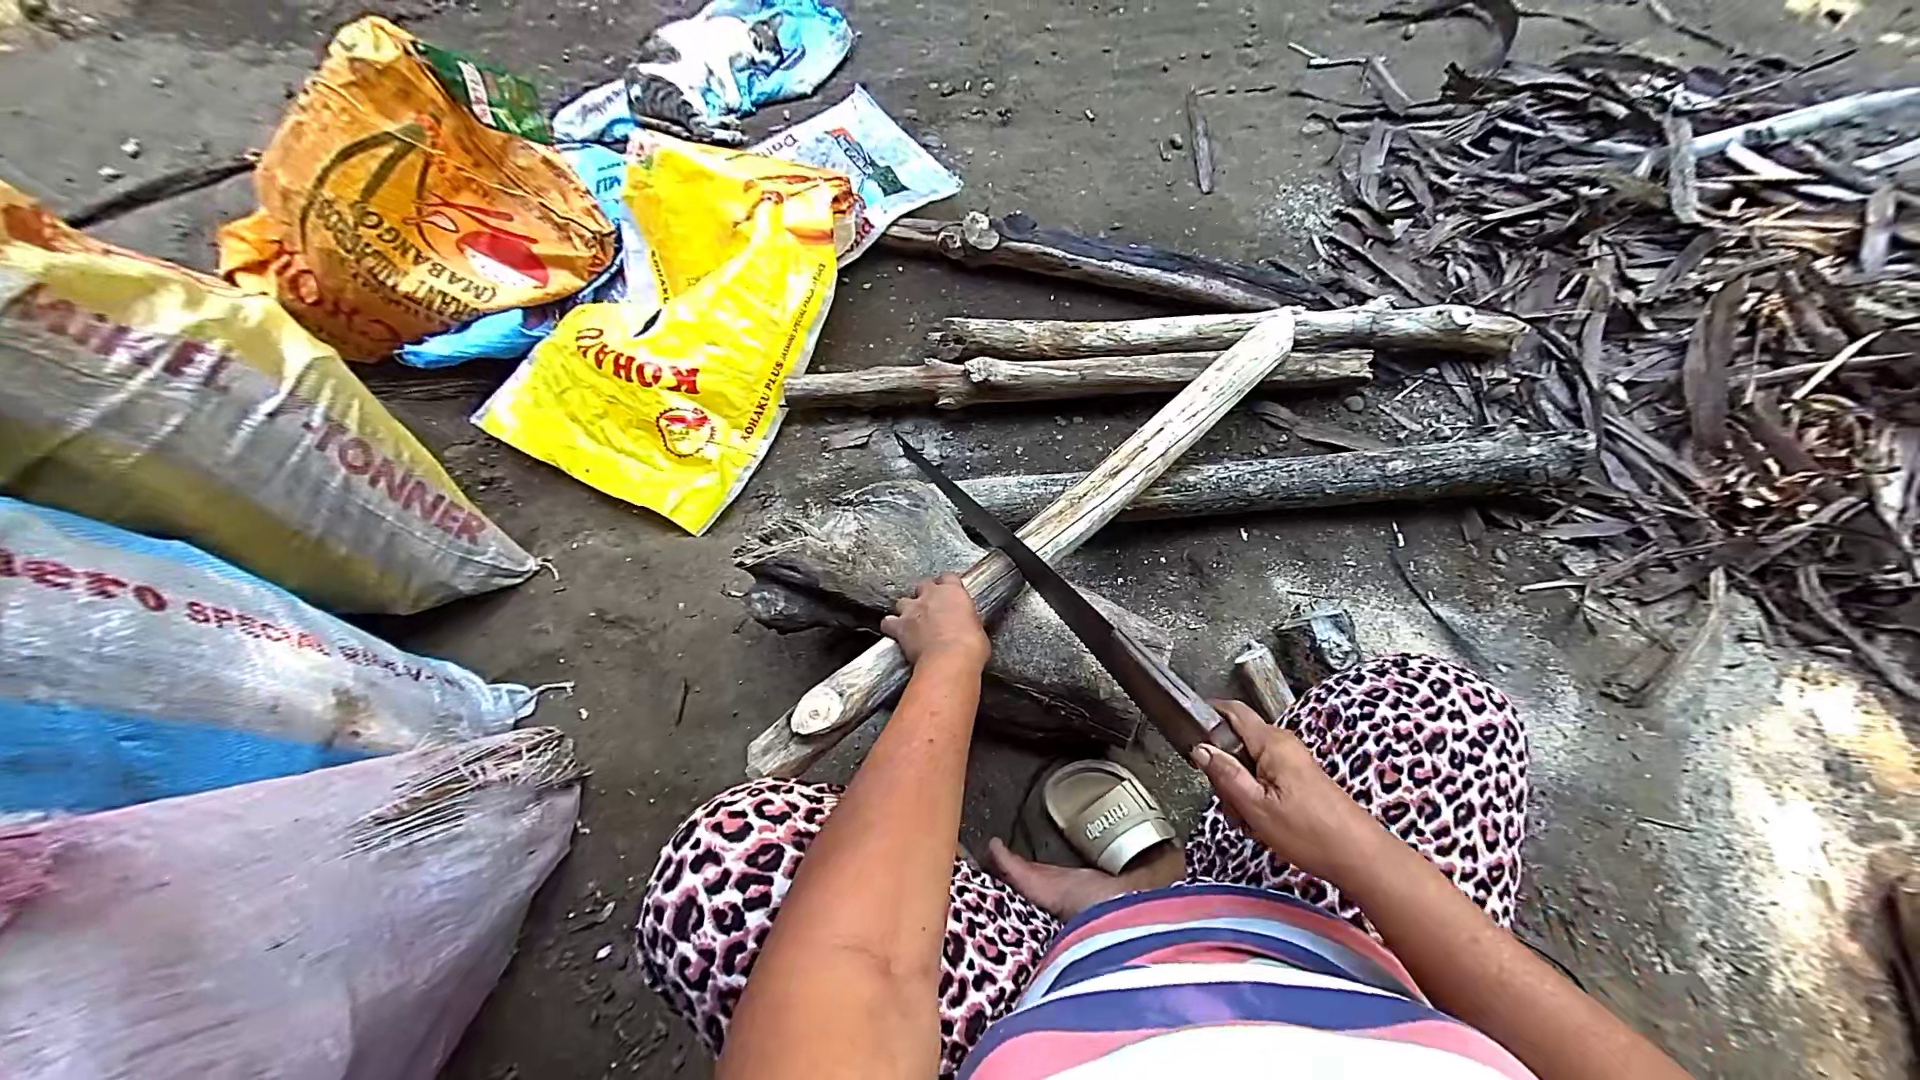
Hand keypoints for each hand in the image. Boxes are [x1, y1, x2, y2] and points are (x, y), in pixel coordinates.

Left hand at [881, 573, 989, 669]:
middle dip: (925, 595)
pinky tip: (894, 632)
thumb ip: (968, 621)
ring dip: (906, 610)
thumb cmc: (969, 646)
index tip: (949, 594)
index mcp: (953, 592)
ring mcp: (913, 609)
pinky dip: (890, 627)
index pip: (948, 578)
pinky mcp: (900, 626)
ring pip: (903, 602)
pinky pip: (888, 623)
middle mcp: (930, 595)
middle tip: (931, 608)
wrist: (951, 659)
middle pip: (923, 586)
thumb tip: (968, 628)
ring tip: (911, 621)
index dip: (947, 585)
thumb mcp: (978, 629)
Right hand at [1190, 700, 1388, 885]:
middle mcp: (1284, 745)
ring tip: (1249, 817)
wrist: (1362, 859)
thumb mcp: (1255, 806)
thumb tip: (1200, 749)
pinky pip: (1263, 777)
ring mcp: (1293, 761)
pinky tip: (1262, 821)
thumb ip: (1225, 773)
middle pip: (1236, 741)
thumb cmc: (1314, 835)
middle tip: (1230, 799)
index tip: (1192, 737)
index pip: (1231, 711)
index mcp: (1272, 743)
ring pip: (1248, 763)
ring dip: (1240, 788)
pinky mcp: (1299, 778)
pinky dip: (1256, 797)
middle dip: (1224, 769)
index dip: (1208, 717)